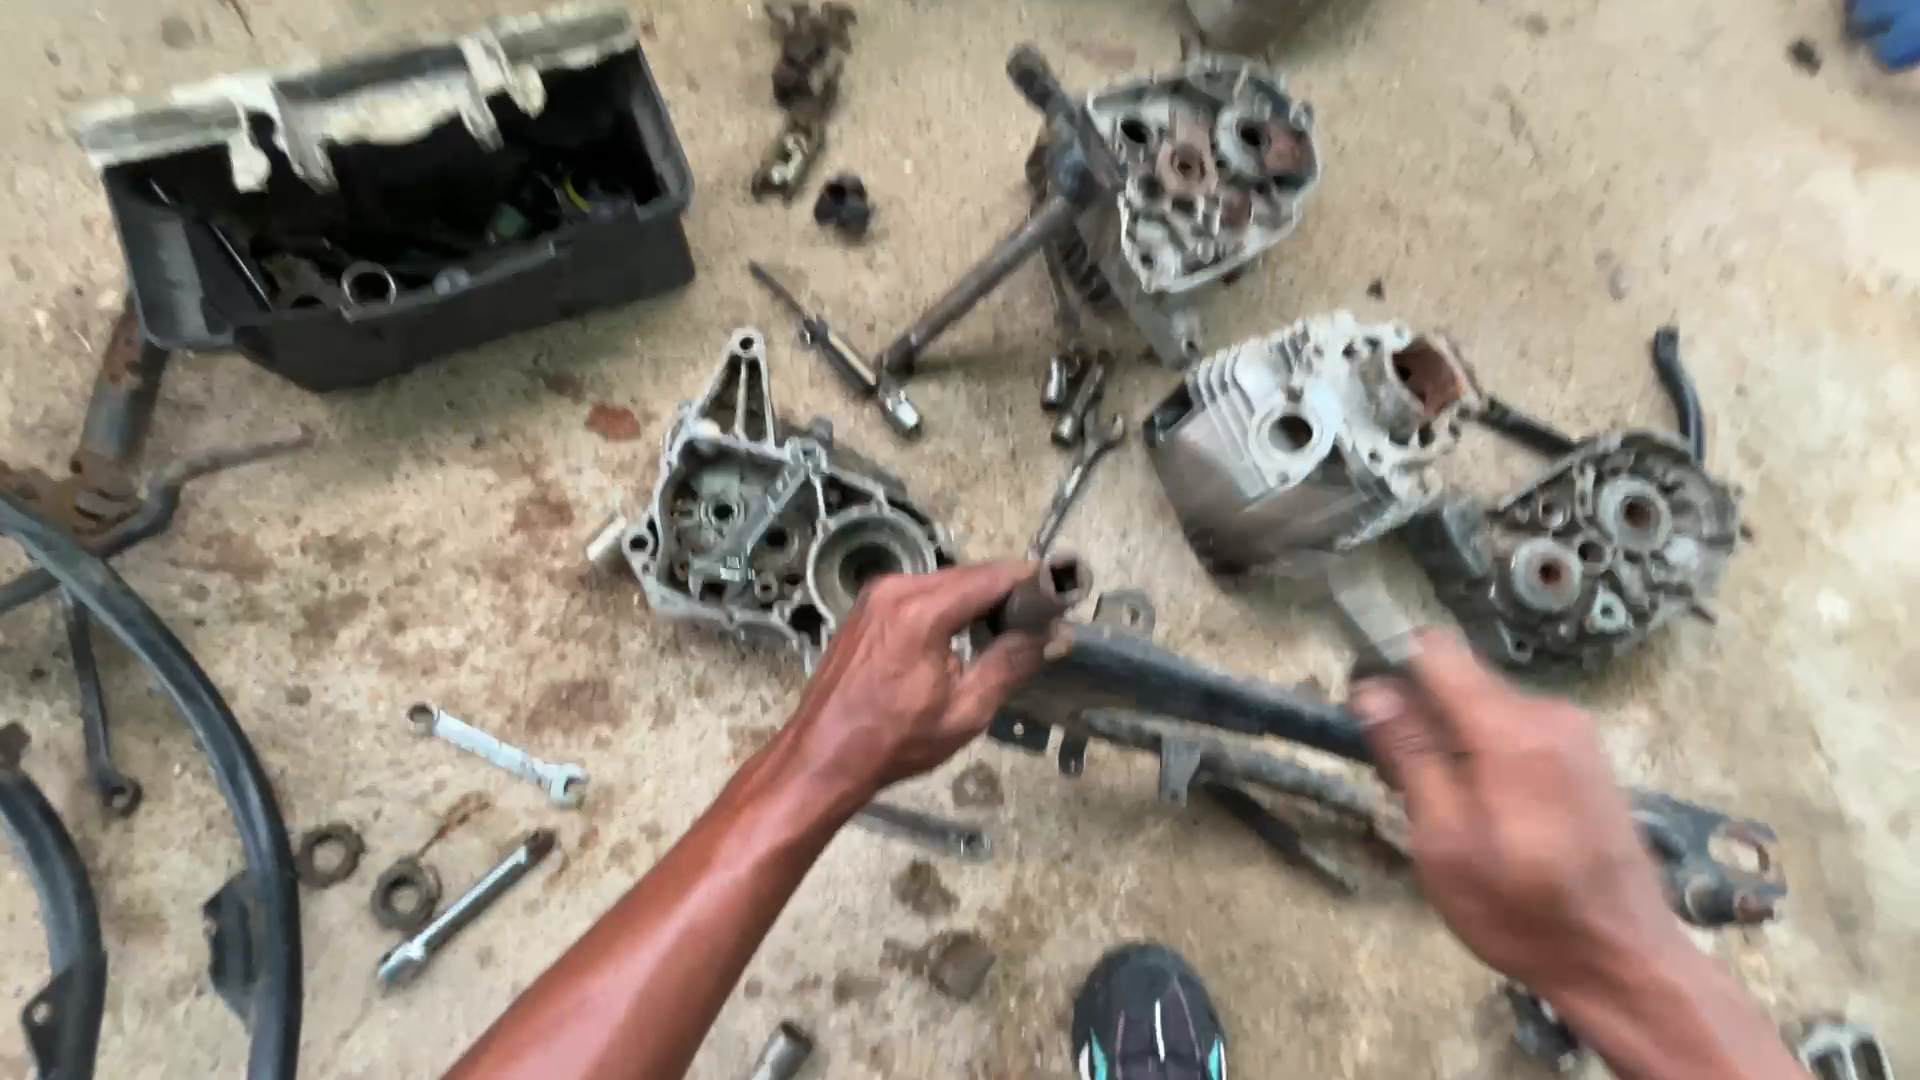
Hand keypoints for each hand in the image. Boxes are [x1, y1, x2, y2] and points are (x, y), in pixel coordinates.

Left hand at [778, 561, 1047, 798]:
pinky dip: (948, 603)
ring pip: (943, 582)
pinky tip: (964, 629)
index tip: (1062, 590)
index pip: (990, 577)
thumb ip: (1011, 662)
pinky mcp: (866, 607)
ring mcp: (876, 595)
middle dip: (1005, 589)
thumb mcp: (966, 709)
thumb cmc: (896, 741)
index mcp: (921, 610)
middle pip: (967, 575)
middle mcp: (896, 588)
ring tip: (1008, 624)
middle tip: (1041, 613)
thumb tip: (1055, 636)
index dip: (1030, 580)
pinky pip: (919, 593)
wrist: (823, 755)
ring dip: (977, 596)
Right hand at [1351, 631, 1681, 998]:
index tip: (1367, 708)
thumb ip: (1409, 755)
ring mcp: (1570, 732)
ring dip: (1440, 734)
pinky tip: (1473, 800)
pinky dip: (1473, 745)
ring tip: (1436, 798)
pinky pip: (1503, 721)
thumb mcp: (1442, 840)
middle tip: (1398, 778)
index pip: (1434, 649)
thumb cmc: (1522, 913)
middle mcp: (1547, 716)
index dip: (1388, 665)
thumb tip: (1372, 691)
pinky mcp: (1579, 751)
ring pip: (1474, 700)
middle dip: (1412, 713)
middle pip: (1451, 676)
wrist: (1628, 967)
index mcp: (1511, 733)